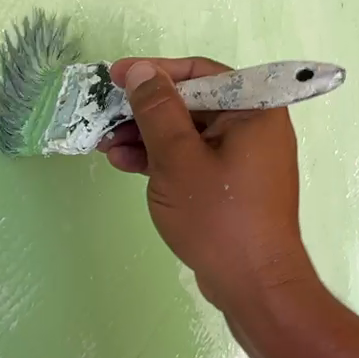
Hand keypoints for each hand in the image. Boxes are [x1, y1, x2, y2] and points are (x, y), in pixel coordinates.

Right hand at [97, 57, 315, 307]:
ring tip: (106, 145)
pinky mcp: (231, 184)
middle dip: (145, 110)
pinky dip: (162, 159)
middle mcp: (254, 126)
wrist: (254, 286)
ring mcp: (243, 157)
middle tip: (104, 116)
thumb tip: (141, 71)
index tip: (115, 77)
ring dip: (146, 136)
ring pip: (188, 133)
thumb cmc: (219, 217)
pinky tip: (126, 164)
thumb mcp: (177, 158)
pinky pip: (193, 158)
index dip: (154, 71)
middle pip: (192, 102)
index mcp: (255, 109)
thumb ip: (157, 110)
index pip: (200, 72)